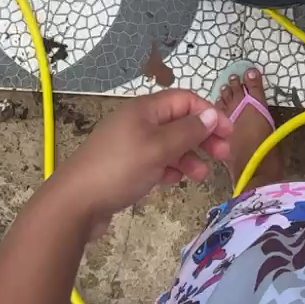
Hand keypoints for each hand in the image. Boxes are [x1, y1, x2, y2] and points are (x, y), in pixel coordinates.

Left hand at [45, 89, 232, 235]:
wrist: (75, 203)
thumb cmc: (119, 169)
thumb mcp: (158, 148)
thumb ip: (187, 132)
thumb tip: (211, 115)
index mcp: (145, 109)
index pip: (185, 100)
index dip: (209, 113)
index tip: (229, 133)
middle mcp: (138, 122)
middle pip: (179, 122)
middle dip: (202, 136)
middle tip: (223, 155)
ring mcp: (131, 144)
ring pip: (169, 144)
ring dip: (189, 156)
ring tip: (201, 175)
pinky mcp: (125, 166)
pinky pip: (156, 160)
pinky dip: (169, 168)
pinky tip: (175, 181)